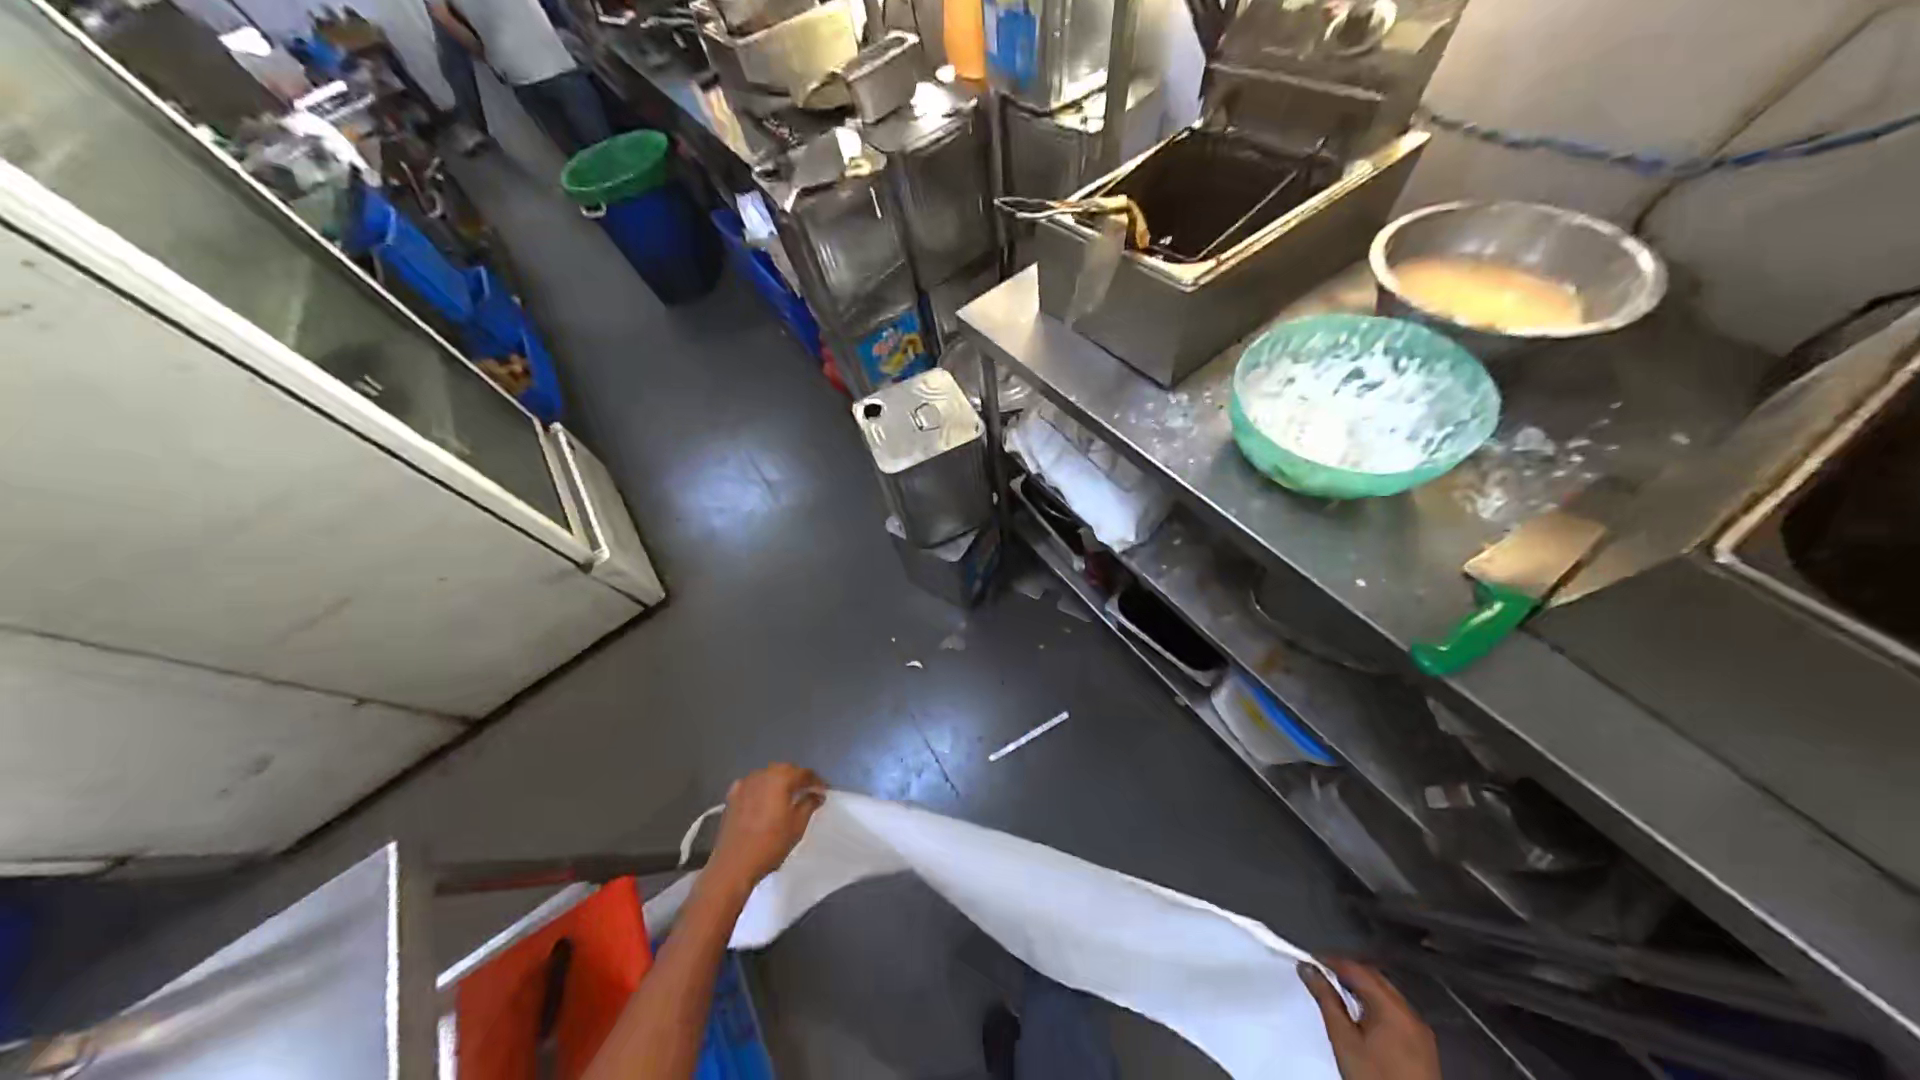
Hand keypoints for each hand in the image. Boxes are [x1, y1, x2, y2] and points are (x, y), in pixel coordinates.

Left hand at [706, 764, 825, 891]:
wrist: (733, 865)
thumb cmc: (770, 845)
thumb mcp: (797, 825)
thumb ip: (809, 804)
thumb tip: (817, 794)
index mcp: (780, 779)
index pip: (804, 773)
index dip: (816, 781)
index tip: (824, 791)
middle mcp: (761, 775)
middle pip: (785, 770)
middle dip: (798, 778)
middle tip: (808, 792)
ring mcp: (744, 784)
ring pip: (768, 775)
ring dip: (780, 781)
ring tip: (788, 796)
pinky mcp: (732, 796)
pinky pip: (752, 785)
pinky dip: (762, 788)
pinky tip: (765, 800)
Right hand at [1300, 958, 1440, 1079]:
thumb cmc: (1373, 1076)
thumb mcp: (1343, 1038)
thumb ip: (1326, 999)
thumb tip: (1308, 969)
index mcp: (1391, 1007)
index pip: (1357, 969)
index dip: (1331, 961)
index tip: (1310, 961)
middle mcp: (1410, 1013)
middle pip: (1375, 978)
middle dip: (1347, 971)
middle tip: (1321, 974)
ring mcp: (1420, 1030)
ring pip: (1387, 994)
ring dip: (1363, 988)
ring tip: (1338, 992)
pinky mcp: (1424, 1045)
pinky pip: (1397, 1012)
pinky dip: (1378, 1005)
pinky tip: (1363, 1016)